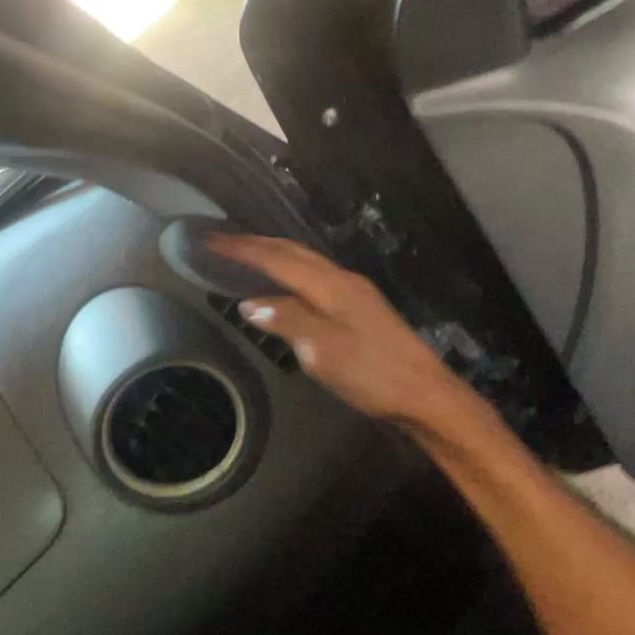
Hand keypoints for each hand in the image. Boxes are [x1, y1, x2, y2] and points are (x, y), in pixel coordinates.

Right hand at [206, 234, 483, 427]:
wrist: (425, 393)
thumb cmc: (373, 374)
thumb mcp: (323, 350)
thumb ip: (288, 320)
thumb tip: (251, 302)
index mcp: (331, 286)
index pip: (278, 259)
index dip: (243, 250)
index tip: (209, 241)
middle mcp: (343, 280)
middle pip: (294, 253)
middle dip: (257, 245)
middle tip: (222, 243)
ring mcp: (356, 294)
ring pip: (307, 263)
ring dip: (275, 256)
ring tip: (246, 257)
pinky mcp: (362, 309)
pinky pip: (316, 278)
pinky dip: (291, 273)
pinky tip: (285, 287)